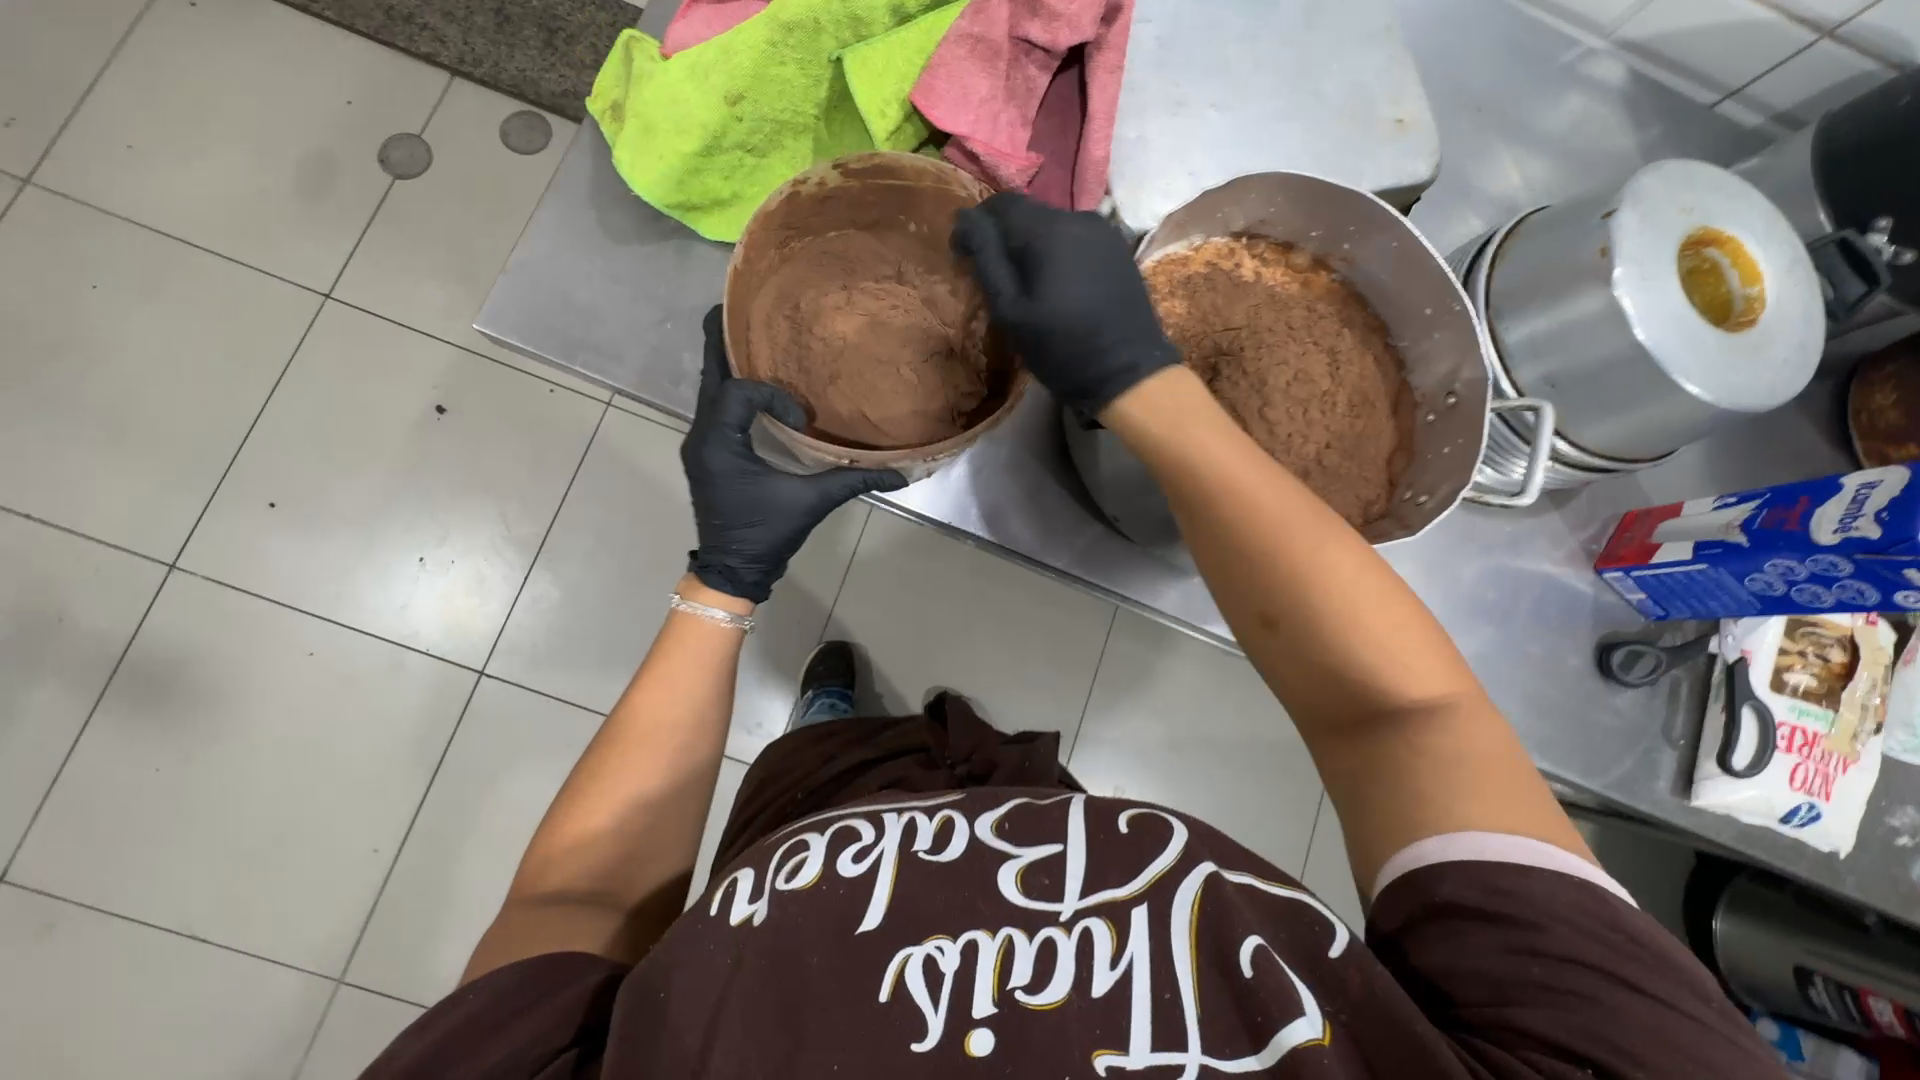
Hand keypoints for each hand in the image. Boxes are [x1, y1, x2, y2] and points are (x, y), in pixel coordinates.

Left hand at [682, 306, 907, 603]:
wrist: (731, 568)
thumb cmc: (766, 534)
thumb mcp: (810, 504)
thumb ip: (852, 480)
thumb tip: (901, 474)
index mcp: (720, 444)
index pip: (738, 393)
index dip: (771, 396)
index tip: (801, 419)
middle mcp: (702, 436)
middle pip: (708, 377)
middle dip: (719, 342)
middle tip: (727, 304)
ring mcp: (700, 444)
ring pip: (708, 391)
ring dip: (724, 364)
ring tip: (738, 332)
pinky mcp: (708, 452)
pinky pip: (714, 407)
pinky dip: (729, 388)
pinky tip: (749, 378)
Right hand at [951, 193, 1180, 417]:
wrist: (1128, 373)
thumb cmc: (1061, 349)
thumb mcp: (1011, 311)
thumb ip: (986, 259)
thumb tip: (964, 218)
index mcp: (1048, 230)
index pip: (1000, 203)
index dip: (975, 224)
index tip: (962, 256)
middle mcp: (1078, 217)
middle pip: (1028, 213)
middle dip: (1003, 237)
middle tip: (991, 275)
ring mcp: (1104, 231)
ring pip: (1052, 225)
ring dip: (1031, 246)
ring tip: (1023, 283)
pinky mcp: (1118, 249)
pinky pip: (1075, 239)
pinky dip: (1056, 253)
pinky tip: (1055, 285)